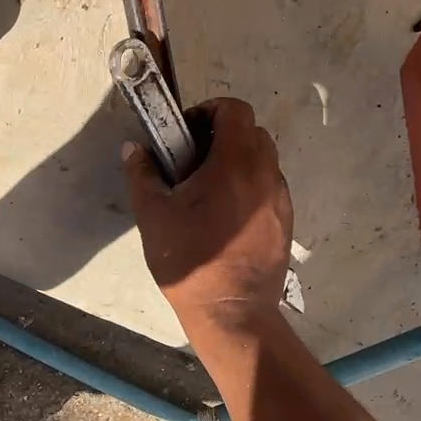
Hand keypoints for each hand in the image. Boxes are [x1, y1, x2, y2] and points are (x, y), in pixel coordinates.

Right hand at [123, 97, 294, 332]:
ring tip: (208, 190)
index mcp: (234, 164)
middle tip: (193, 159)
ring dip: (237, 161)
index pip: (235, 110)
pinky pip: (268, 187)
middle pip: (252, 132)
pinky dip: (248, 186)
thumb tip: (134, 150)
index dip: (209, 110)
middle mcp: (265, 174)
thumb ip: (142, 174)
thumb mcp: (152, 215)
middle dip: (223, 135)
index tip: (186, 131)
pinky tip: (224, 216)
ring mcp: (280, 198)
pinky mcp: (286, 221)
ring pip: (263, 160)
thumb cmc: (189, 258)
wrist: (231, 311)